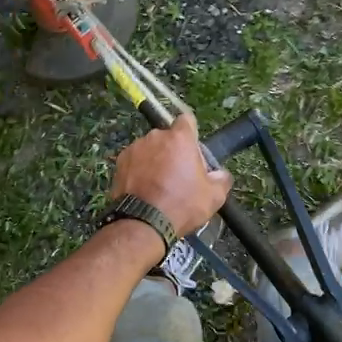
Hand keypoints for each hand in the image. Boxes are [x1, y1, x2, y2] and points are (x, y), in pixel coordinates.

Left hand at [110, 113, 230, 237]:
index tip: (193, 149)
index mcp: (179, 138)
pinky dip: (139, 169)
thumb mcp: (214, 196)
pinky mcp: (120, 161)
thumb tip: (220, 174)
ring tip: (159, 185)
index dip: (191, 133)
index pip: (187, 120)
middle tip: (179, 175)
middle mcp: (155, 136)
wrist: (143, 221)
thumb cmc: (182, 204)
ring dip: (155, 160)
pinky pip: (135, 160)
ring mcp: (135, 147)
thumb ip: (221, 178)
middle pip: (168, 138)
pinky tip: (144, 188)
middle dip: (174, 151)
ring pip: (150, 149)